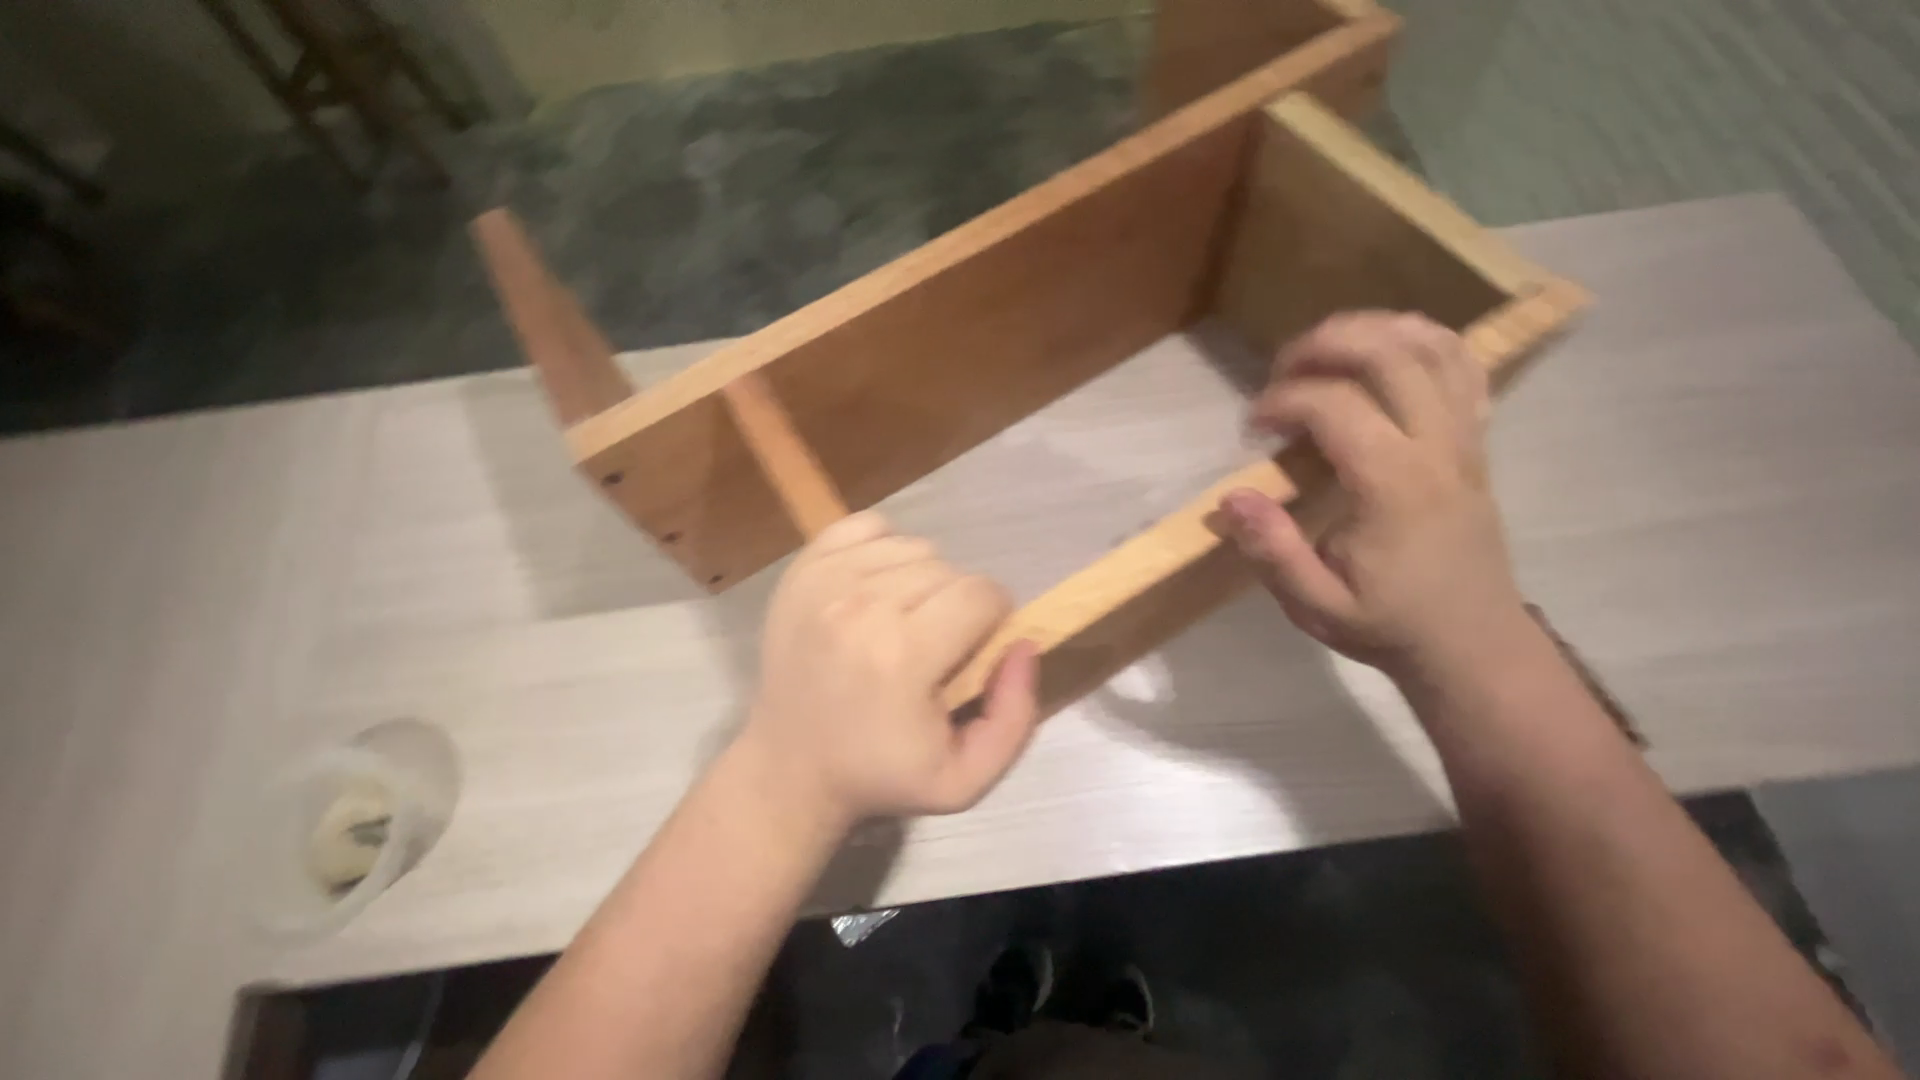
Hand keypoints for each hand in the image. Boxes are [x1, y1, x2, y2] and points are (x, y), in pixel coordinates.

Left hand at [739, 512, 1040, 827]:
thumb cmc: (881, 774)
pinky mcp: (801, 570)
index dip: (994, 618)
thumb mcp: (965, 779)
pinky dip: (884, 550)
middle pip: (949, 569)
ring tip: (906, 619)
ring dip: (923, 579)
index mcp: (902, 656)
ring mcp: (825, 582)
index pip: (982, 594)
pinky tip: (877, 588)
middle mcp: (861, 607)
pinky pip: (867, 526)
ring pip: (913, 546)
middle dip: (959, 603)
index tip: (977, 647)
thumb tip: (1024, 644)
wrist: (790, 768)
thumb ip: (1014, 715)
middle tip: (938, 643)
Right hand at [1218, 312, 1530, 676]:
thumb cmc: (1388, 625)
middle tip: (1280, 371)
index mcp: (1393, 486)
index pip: (1333, 405)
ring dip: (1373, 330)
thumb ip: (1272, 551)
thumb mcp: (1317, 605)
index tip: (1251, 428)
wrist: (1473, 645)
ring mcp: (1465, 438)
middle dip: (1322, 344)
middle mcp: (1436, 447)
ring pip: (1433, 346)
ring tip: (1324, 350)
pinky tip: (1385, 349)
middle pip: (1388, 353)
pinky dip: (1423, 341)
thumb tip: (1232, 497)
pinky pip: (1463, 367)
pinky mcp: (1476, 441)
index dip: (1281, 401)